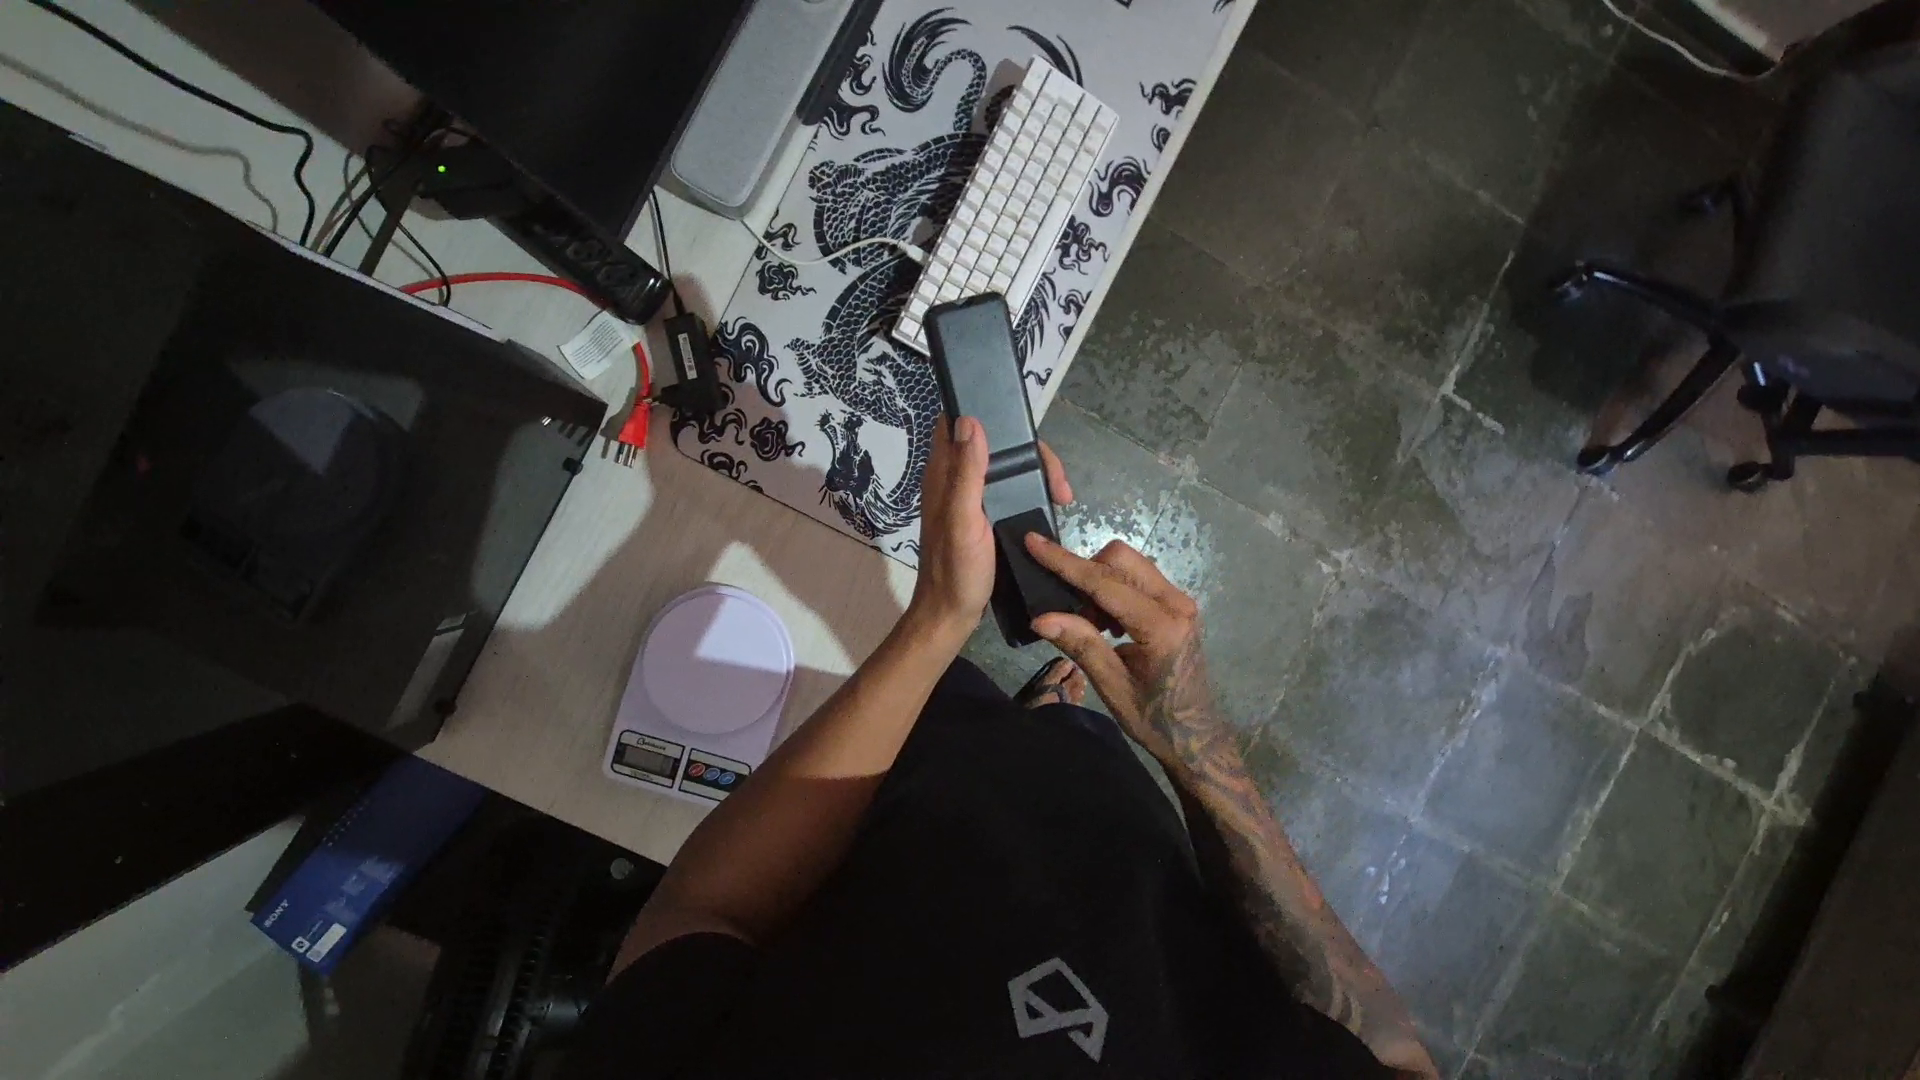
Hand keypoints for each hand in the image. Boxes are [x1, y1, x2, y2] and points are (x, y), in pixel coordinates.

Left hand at [911, 415, 1071, 634]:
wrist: (953, 615)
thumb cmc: (955, 570)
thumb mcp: (962, 520)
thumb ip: (966, 473)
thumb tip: (970, 421)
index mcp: (943, 474)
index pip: (956, 422)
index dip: (983, 413)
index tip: (1018, 424)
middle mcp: (956, 479)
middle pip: (996, 444)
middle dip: (1030, 452)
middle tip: (1058, 481)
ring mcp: (972, 498)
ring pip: (1008, 466)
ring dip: (1037, 472)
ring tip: (1062, 496)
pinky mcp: (986, 515)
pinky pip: (1012, 489)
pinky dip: (1033, 490)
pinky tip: (1052, 505)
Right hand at [1023, 535, 1217, 768]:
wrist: (1197, 737)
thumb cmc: (1155, 719)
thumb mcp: (1112, 687)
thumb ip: (1081, 645)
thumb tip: (1041, 617)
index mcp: (1161, 626)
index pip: (1104, 583)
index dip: (1065, 562)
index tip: (1033, 543)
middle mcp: (1177, 603)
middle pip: (1120, 559)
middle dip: (1086, 571)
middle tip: (1071, 610)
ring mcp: (1180, 602)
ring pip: (1130, 565)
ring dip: (1099, 582)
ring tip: (1091, 623)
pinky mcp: (1178, 605)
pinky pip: (1138, 579)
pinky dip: (1113, 590)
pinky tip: (1107, 625)